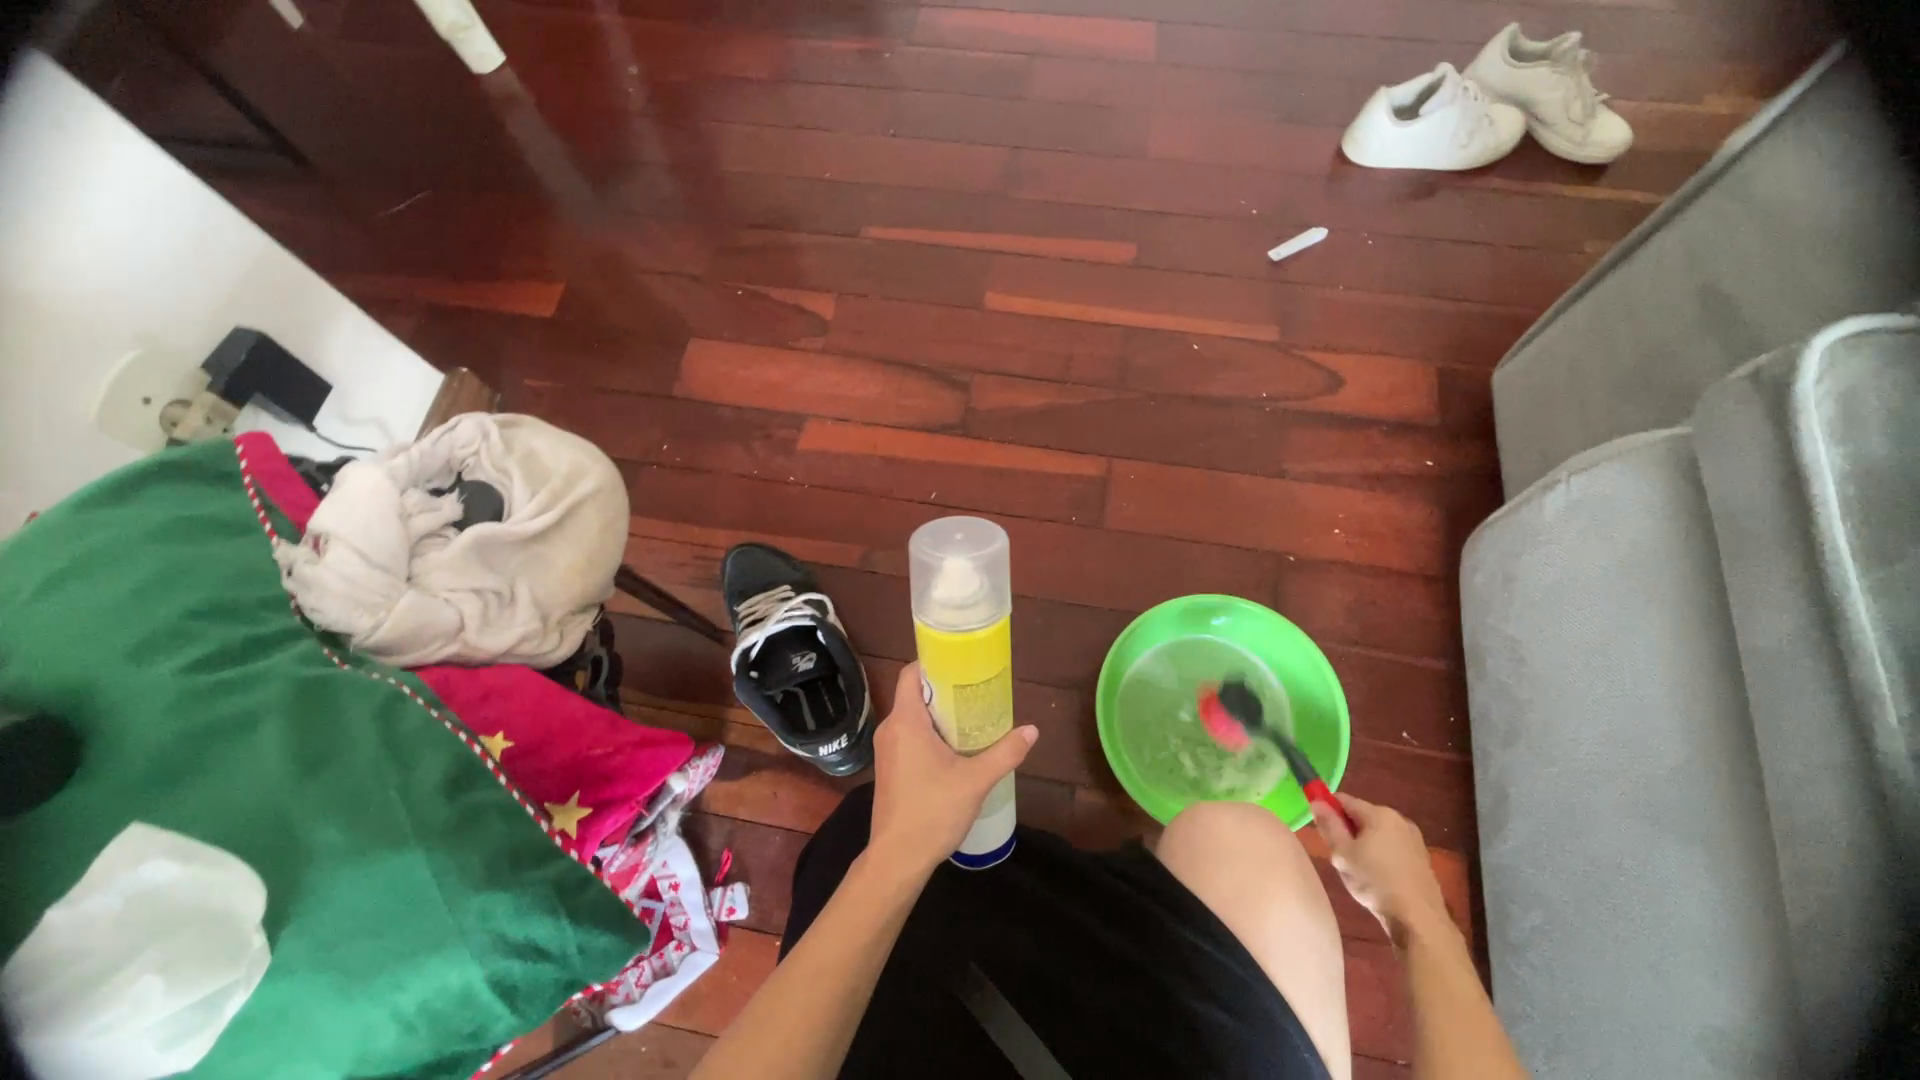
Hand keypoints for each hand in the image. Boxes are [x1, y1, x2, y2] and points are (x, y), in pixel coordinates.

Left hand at [867, 664, 1036, 873]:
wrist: (897, 858)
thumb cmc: (933, 812)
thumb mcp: (976, 781)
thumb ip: (1005, 753)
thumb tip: (1032, 730)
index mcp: (906, 721)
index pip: (911, 674)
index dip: (934, 663)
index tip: (962, 665)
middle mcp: (890, 729)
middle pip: (915, 695)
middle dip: (945, 691)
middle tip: (976, 693)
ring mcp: (886, 751)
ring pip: (912, 718)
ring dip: (939, 716)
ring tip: (971, 719)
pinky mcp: (889, 769)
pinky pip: (908, 738)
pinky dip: (929, 735)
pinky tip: (954, 749)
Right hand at [1312, 793, 1452, 947]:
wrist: (1418, 918)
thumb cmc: (1375, 882)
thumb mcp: (1342, 854)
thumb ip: (1329, 825)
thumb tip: (1317, 802)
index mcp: (1379, 814)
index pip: (1344, 800)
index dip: (1328, 809)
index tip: (1321, 830)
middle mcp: (1400, 820)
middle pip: (1362, 816)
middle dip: (1347, 830)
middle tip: (1338, 855)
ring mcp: (1414, 839)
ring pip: (1378, 833)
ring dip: (1364, 844)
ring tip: (1358, 870)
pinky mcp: (1422, 858)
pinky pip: (1392, 847)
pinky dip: (1381, 856)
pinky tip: (1377, 878)